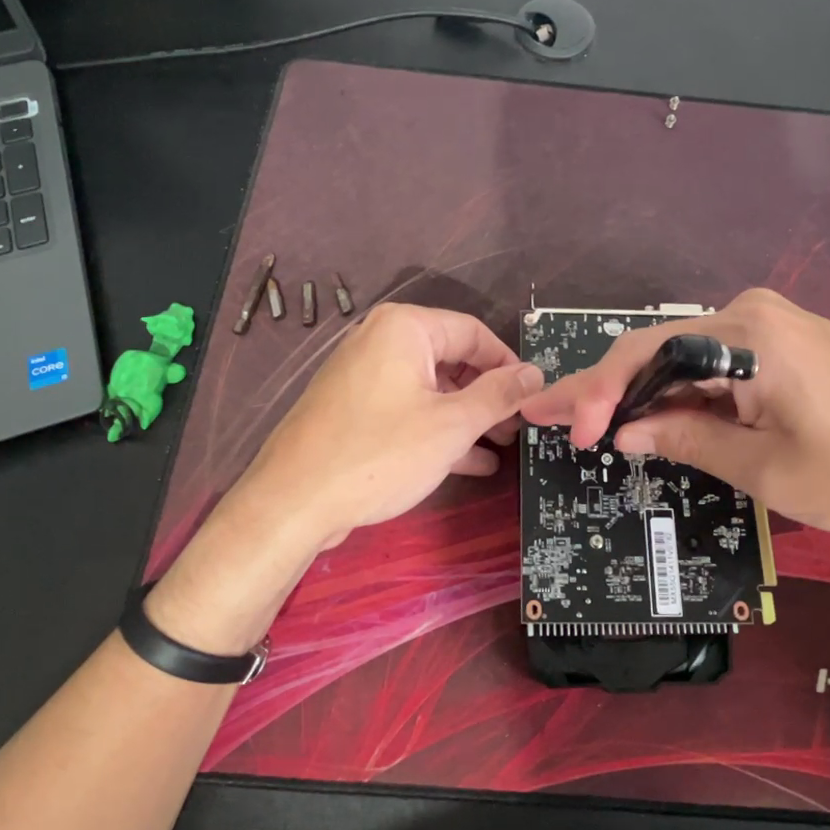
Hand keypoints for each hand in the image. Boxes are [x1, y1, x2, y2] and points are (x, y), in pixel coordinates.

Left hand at [230, 302, 544, 549]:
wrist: (294, 501)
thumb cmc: (381, 453)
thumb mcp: (452, 425)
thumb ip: (498, 395)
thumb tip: (534, 374)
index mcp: (404, 328)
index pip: (473, 333)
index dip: (508, 365)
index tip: (534, 397)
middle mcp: (380, 341)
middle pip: (451, 360)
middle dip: (488, 396)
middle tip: (518, 430)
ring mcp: (363, 376)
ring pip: (430, 389)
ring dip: (467, 418)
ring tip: (501, 450)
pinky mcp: (353, 410)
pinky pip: (407, 409)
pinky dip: (437, 430)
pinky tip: (470, 463)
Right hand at [520, 288, 829, 537]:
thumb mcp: (768, 471)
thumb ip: (688, 442)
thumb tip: (623, 434)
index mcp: (750, 335)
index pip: (648, 354)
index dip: (598, 392)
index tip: (565, 430)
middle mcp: (755, 313)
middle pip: (661, 349)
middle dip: (607, 388)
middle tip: (554, 418)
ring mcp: (775, 323)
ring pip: (687, 356)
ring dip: (644, 393)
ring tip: (591, 423)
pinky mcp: (788, 342)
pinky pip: (719, 362)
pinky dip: (685, 392)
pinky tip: (654, 417)